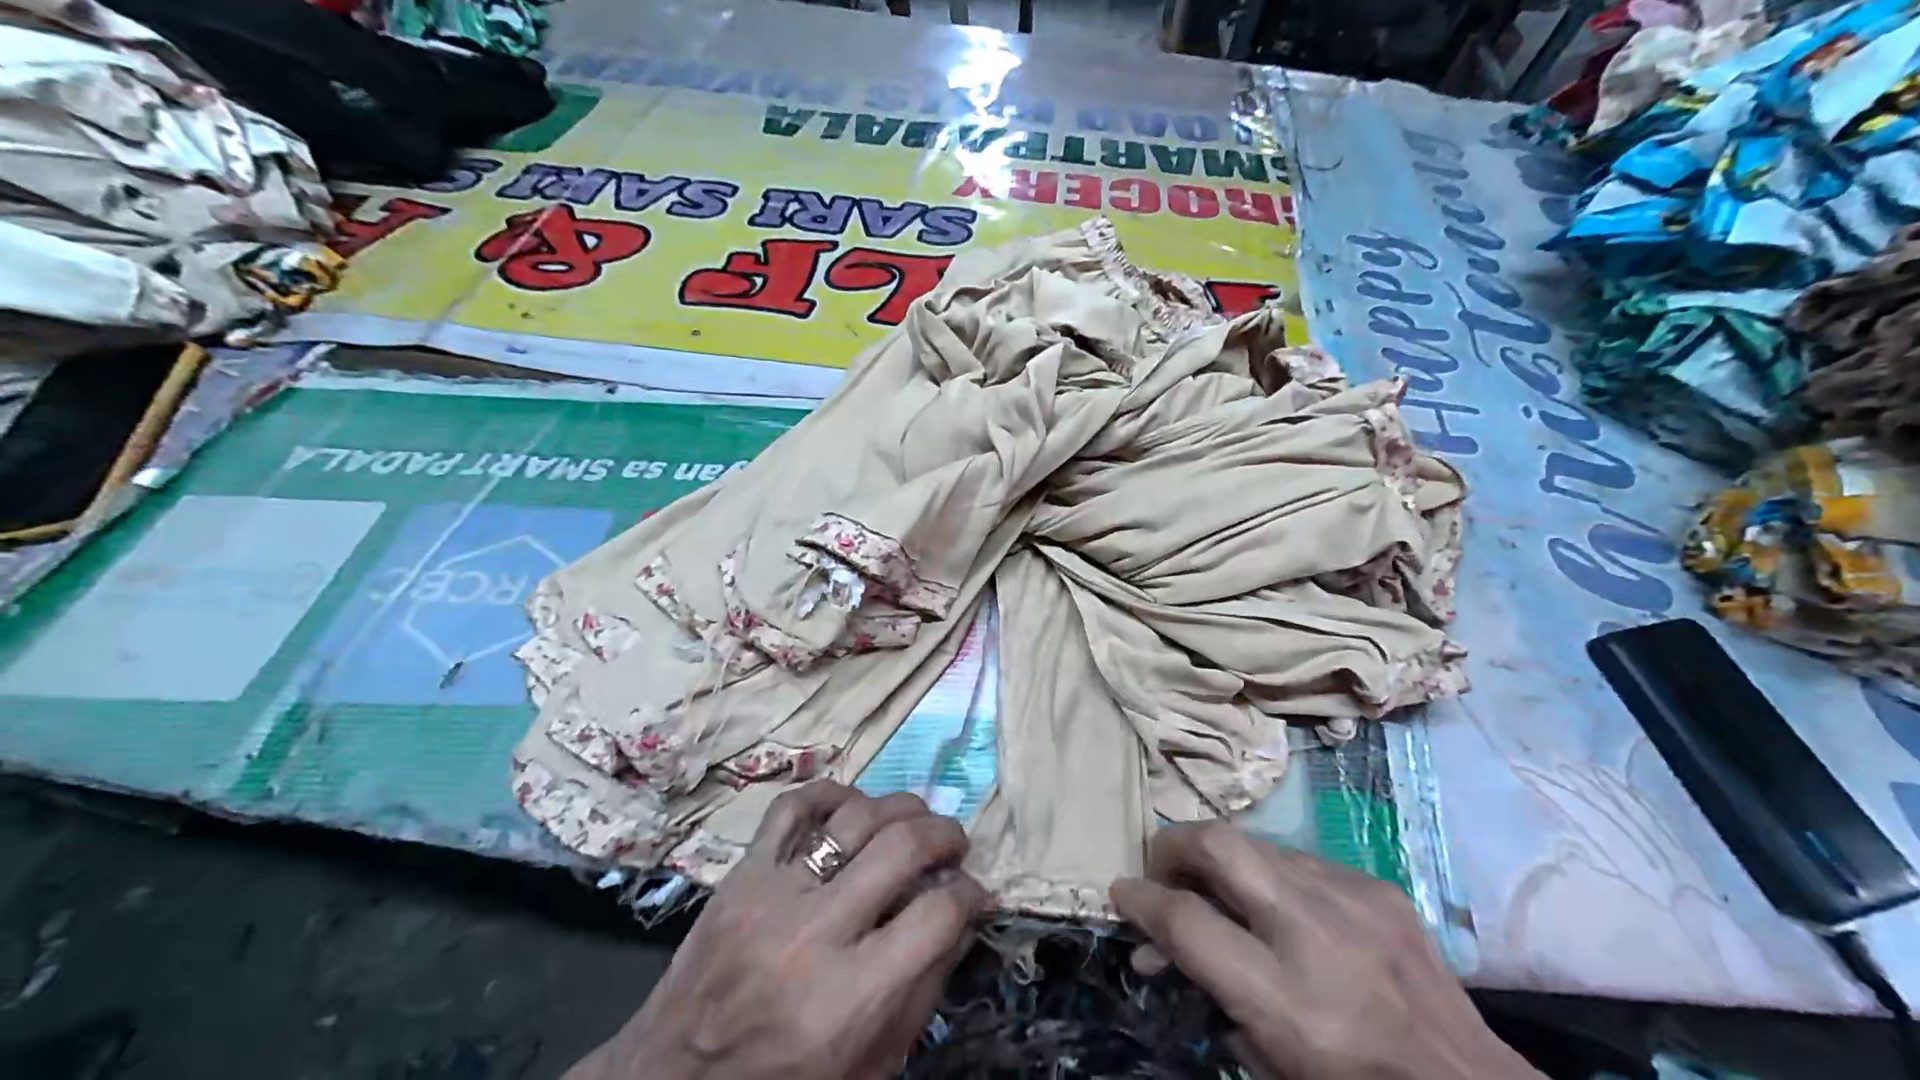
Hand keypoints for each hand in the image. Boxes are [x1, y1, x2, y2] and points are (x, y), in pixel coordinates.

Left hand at [567, 783, 985, 1079]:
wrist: (676, 1075)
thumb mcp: (872, 1064)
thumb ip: (924, 991)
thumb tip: (963, 917)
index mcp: (850, 999)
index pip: (937, 915)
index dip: (971, 895)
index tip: (974, 893)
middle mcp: (814, 935)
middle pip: (902, 848)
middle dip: (945, 835)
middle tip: (955, 844)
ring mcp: (772, 894)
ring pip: (854, 817)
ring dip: (900, 808)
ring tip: (915, 820)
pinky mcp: (742, 873)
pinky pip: (792, 807)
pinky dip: (831, 794)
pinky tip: (854, 805)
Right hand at [1111, 822, 1538, 1079]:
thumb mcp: (1266, 1058)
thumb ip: (1205, 992)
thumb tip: (1154, 950)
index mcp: (1286, 997)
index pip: (1185, 921)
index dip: (1140, 900)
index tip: (1122, 894)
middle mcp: (1315, 932)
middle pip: (1217, 846)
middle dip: (1171, 846)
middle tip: (1158, 869)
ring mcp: (1352, 897)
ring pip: (1254, 844)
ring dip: (1219, 861)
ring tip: (1213, 890)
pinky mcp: (1377, 884)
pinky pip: (1298, 859)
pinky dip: (1267, 874)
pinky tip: (1276, 905)